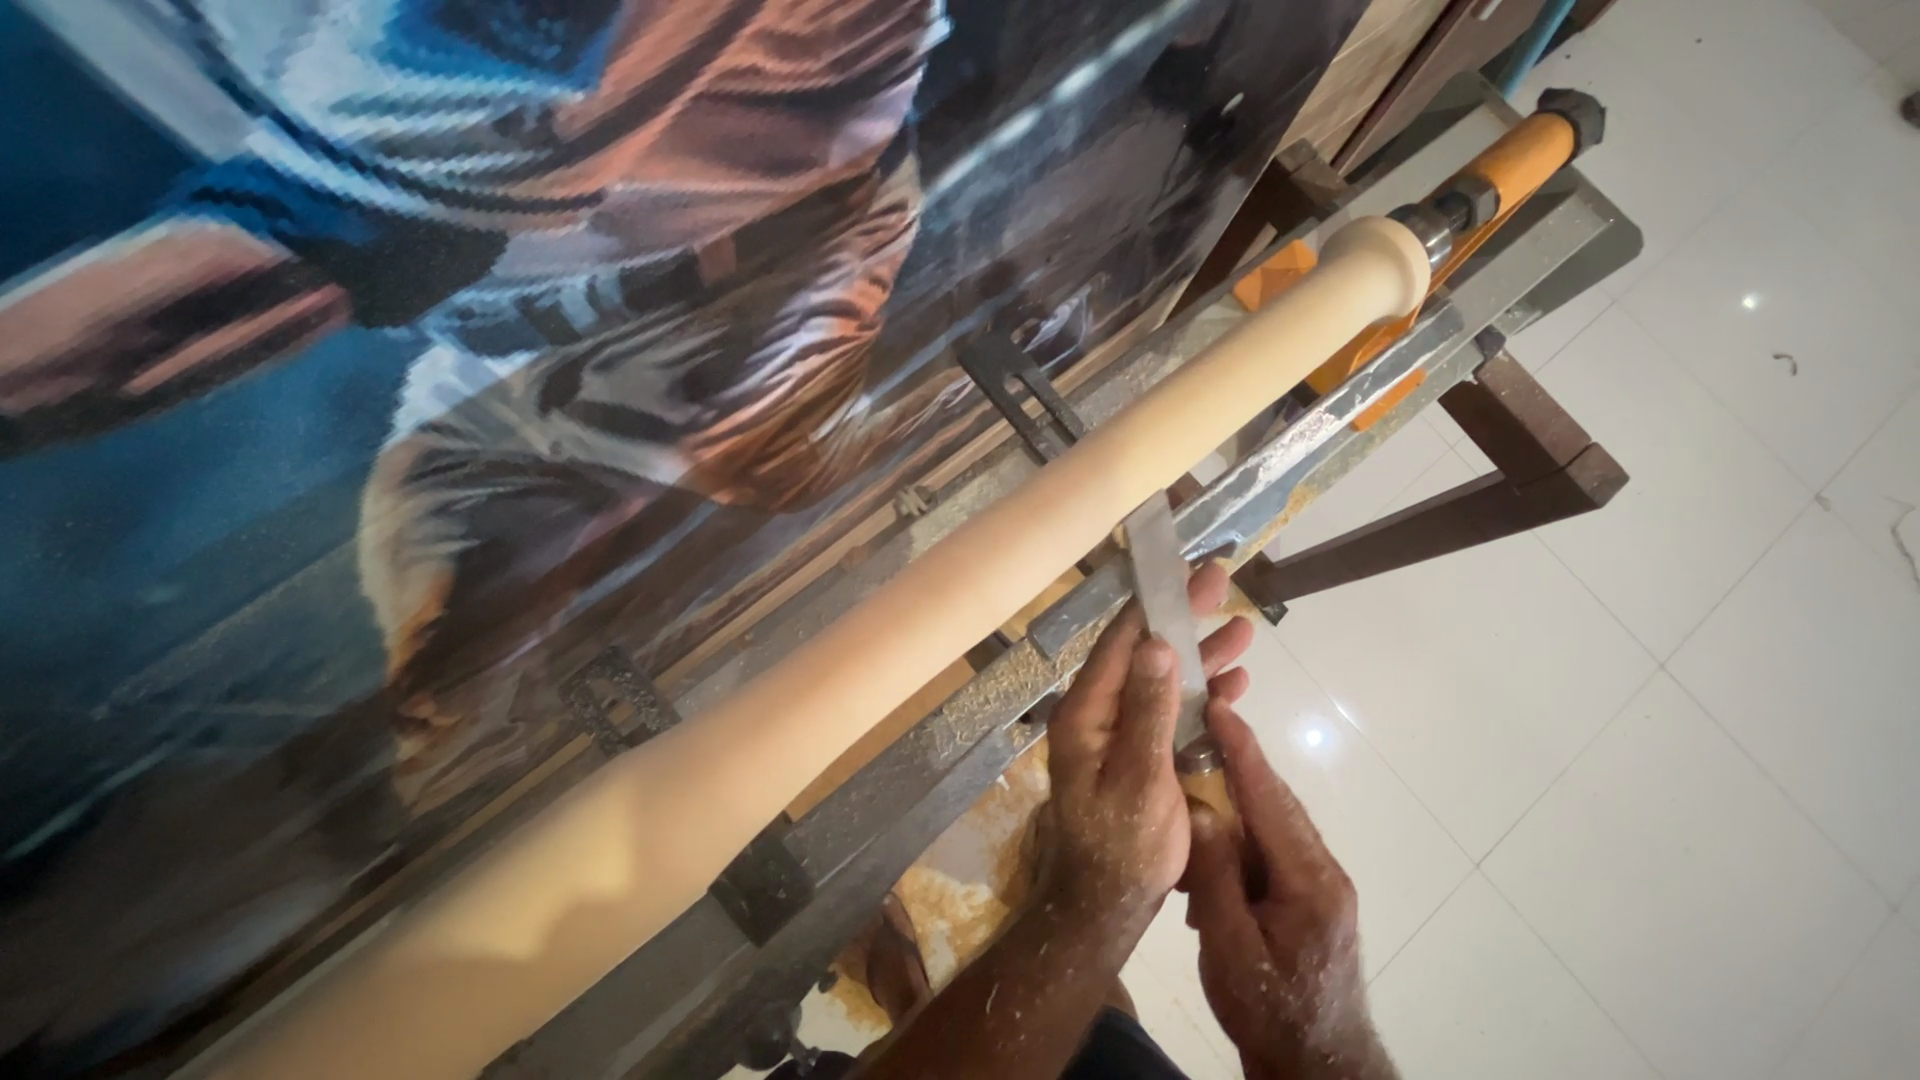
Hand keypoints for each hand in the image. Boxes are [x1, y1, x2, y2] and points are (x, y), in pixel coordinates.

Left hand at [1046, 561, 1253, 925]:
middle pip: (1144, 654)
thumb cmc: (1121, 846)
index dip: (1155, 604)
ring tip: (1241, 631)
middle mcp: (1098, 714)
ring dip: (1200, 658)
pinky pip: (1171, 715)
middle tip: (1221, 583)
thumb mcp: (1139, 777)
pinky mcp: (1139, 755)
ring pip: (1163, 682)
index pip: (1121, 642)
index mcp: (1086, 712)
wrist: (1106, 905)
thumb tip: (1156, 644)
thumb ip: (1148, 710)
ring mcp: (1119, 734)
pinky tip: (1233, 684)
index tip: (1186, 571)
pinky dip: (1201, 698)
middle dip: (1183, 620)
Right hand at [1183, 703, 1396, 1079]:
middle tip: (1196, 724)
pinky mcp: (1307, 896)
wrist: (1318, 1067)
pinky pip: (1269, 846)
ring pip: (1272, 821)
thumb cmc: (1270, 1012)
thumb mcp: (1231, 949)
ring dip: (1235, 793)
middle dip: (1237, 760)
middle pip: (1275, 801)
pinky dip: (1238, 829)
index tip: (1218, 707)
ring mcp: (1318, 883)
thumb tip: (1198, 809)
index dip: (1242, 750)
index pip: (1270, 799)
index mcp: (1309, 880)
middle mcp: (1321, 871)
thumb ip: (1215, 877)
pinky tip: (1208, 832)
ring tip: (1192, 769)